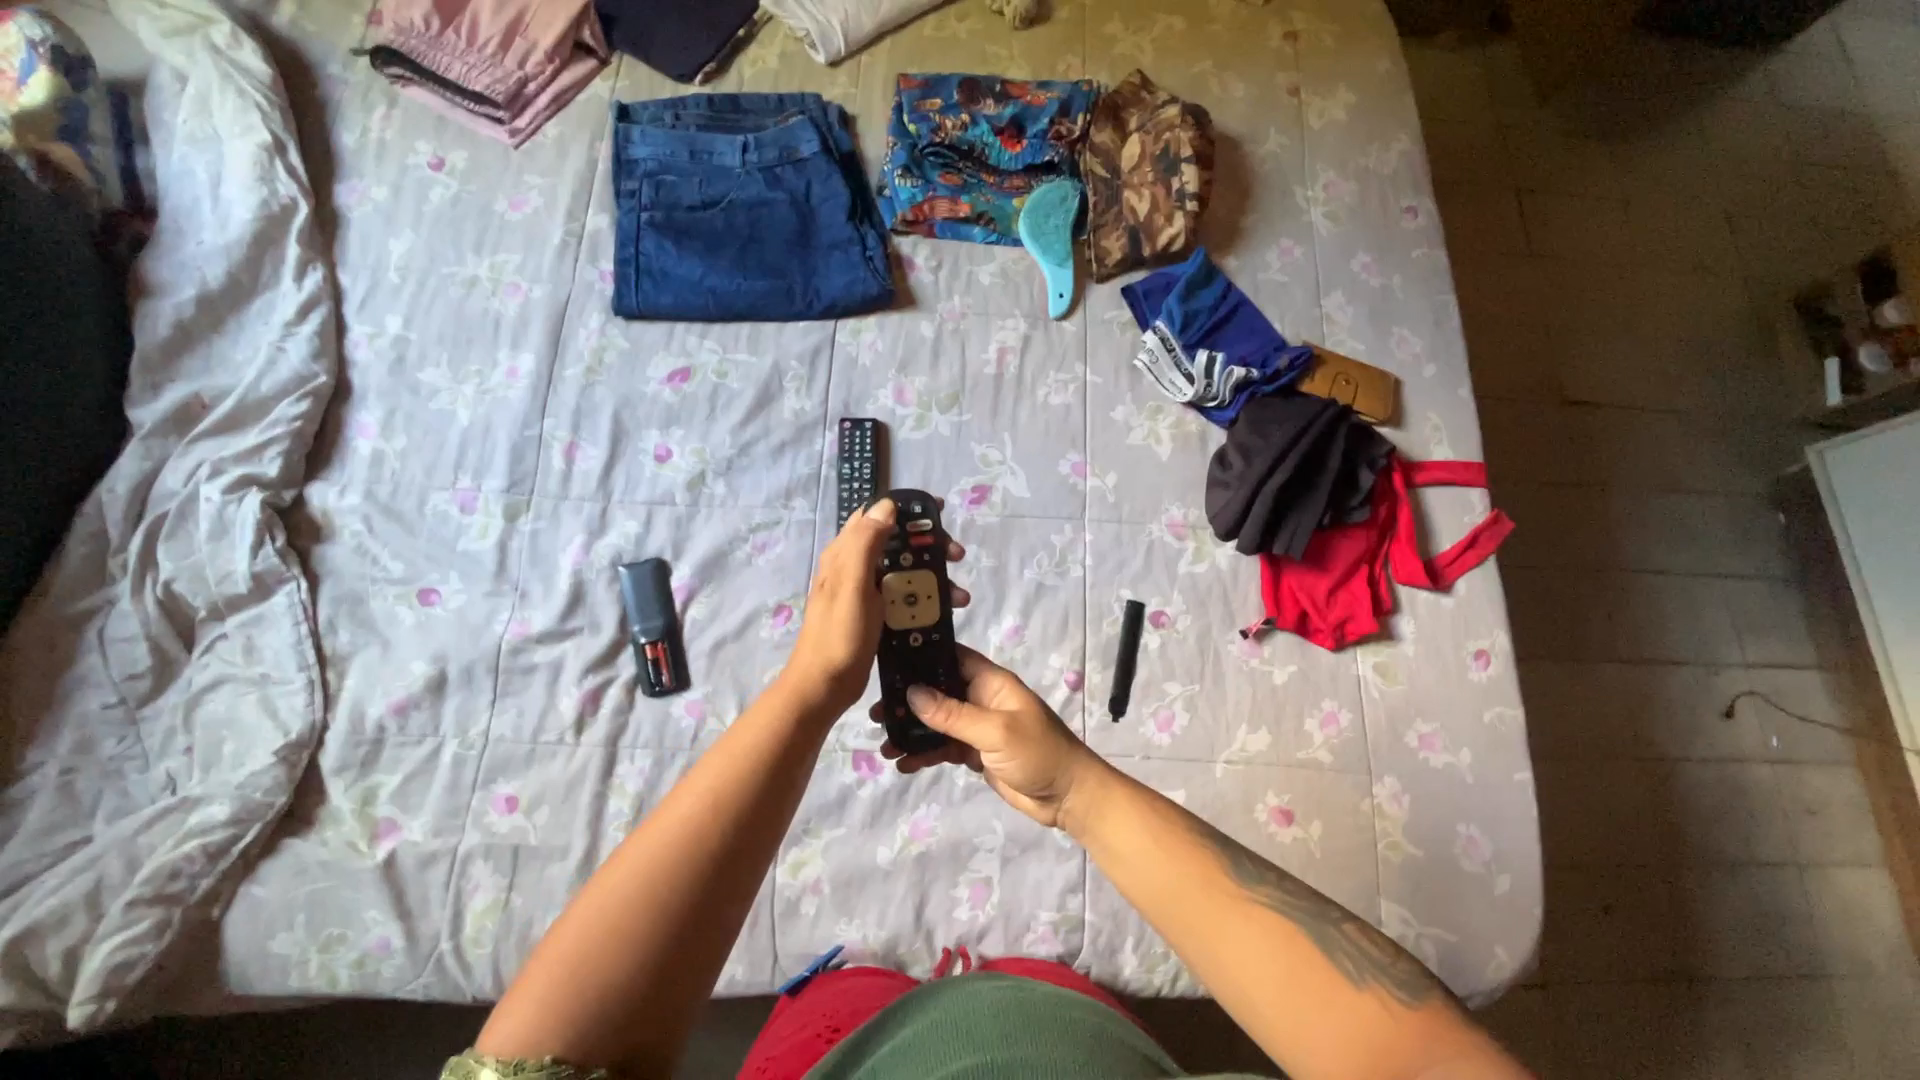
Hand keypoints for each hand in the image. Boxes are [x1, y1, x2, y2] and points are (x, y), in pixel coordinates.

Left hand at [784, 498, 968, 713]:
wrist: (824, 687)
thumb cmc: (839, 635)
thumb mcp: (852, 584)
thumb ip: (866, 543)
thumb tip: (887, 505)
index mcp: (844, 554)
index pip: (875, 515)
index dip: (906, 509)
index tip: (940, 513)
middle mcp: (854, 567)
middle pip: (897, 542)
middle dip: (930, 545)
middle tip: (957, 556)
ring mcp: (866, 592)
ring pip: (906, 571)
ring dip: (934, 575)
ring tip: (959, 594)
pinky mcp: (876, 614)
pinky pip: (906, 597)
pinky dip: (927, 598)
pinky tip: (947, 610)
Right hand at [873, 645, 1105, 828]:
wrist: (1067, 796)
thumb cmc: (1038, 753)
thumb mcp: (995, 730)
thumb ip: (953, 713)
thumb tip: (912, 693)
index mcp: (991, 682)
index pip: (951, 657)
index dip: (922, 656)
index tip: (888, 661)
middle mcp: (981, 699)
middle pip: (937, 691)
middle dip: (908, 701)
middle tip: (877, 713)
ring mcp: (978, 727)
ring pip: (936, 723)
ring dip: (911, 732)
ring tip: (884, 744)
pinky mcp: (975, 753)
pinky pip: (943, 748)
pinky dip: (924, 754)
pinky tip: (904, 764)